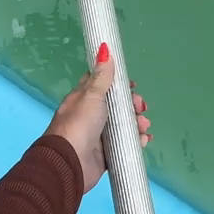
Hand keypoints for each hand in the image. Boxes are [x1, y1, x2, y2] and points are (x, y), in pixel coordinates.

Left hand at [44, 44, 150, 192]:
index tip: (132, 85)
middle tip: (141, 108)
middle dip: (132, 105)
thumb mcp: (91, 97)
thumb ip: (101, 77)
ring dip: (137, 123)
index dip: (117, 82)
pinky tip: (144, 140)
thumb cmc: (79, 125)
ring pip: (122, 124)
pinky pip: (124, 144)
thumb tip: (104, 48)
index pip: (101, 84)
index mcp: (82, 99)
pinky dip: (135, 141)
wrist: (69, 164)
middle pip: (116, 105)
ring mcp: (97, 135)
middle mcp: (90, 115)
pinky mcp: (105, 154)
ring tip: (144, 126)